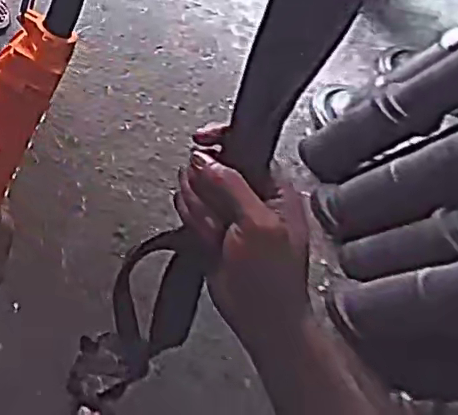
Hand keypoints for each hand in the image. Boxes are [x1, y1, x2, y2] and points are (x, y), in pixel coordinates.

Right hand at [173, 125, 311, 348]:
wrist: (259, 319)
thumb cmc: (274, 281)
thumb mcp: (261, 226)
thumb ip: (233, 185)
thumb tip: (203, 158)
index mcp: (272, 185)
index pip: (241, 144)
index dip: (219, 138)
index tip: (200, 139)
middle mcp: (247, 191)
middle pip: (206, 164)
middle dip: (206, 190)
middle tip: (223, 216)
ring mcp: (224, 206)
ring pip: (191, 184)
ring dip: (199, 210)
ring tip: (220, 235)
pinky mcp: (205, 220)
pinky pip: (183, 204)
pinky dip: (191, 221)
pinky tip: (209, 240)